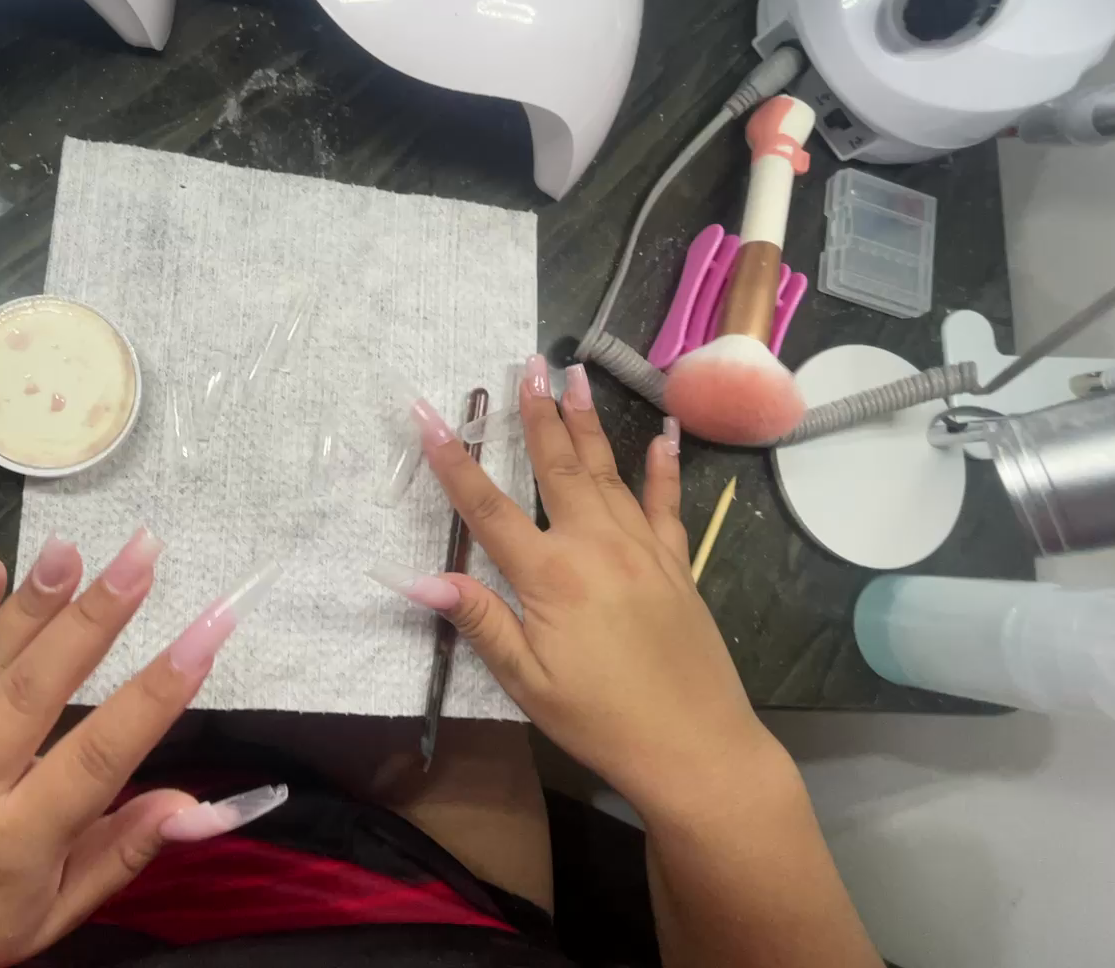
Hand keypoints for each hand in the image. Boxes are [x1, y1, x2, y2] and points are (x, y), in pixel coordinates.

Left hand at [0, 531, 287, 967]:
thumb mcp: (55, 913)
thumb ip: (126, 850)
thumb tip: (203, 806)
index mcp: (10, 843)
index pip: (97, 757)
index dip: (156, 694)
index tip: (208, 632)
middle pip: (36, 687)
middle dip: (97, 615)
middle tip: (142, 554)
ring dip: (35, 599)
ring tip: (72, 546)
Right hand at [372, 357, 780, 816]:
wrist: (697, 751)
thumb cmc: (599, 718)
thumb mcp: (525, 679)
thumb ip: (477, 620)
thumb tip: (418, 579)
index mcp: (550, 575)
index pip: (487, 506)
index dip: (452, 460)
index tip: (429, 414)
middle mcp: (595, 545)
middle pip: (558, 467)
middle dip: (538, 413)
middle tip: (529, 364)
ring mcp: (642, 549)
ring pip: (608, 472)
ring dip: (588, 423)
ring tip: (577, 377)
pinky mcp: (675, 563)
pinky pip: (665, 504)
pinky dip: (664, 468)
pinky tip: (665, 435)